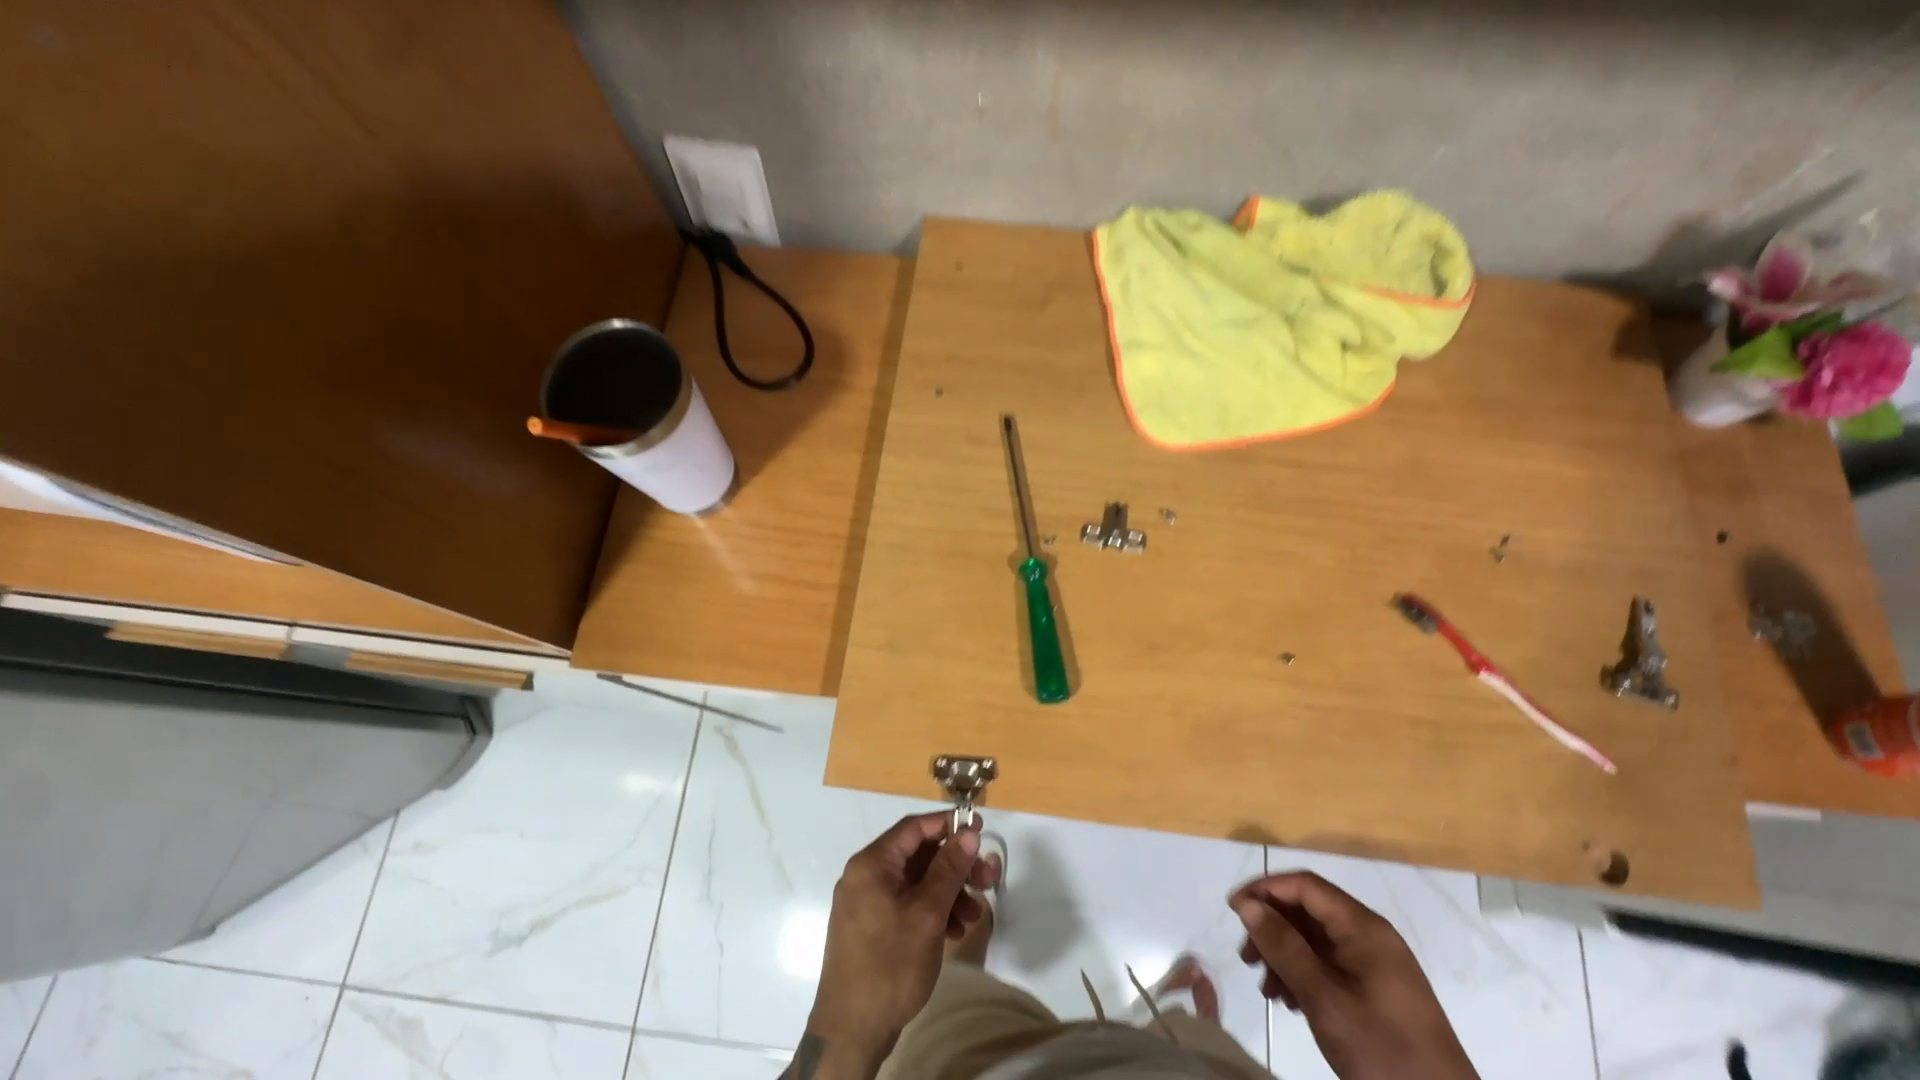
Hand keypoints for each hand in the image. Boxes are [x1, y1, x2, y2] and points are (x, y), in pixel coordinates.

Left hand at [796, 812, 998, 1078]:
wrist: (852, 1029)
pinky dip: (933, 912)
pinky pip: (907, 905)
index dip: (948, 825)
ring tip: (975, 917)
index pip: (913, 827)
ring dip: (949, 893)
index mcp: (871, 864)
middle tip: (989, 880)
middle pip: (917, 856)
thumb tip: (968, 833)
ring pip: (916, 883)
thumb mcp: (927, 914)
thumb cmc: (890, 964)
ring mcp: (867, 904)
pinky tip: (955, 933)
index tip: (981, 831)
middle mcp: (865, 877)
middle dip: (955, 866)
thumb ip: (948, 869)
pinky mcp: (872, 928)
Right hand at [1231, 871, 1478, 1079]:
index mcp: (1363, 928)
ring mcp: (1374, 963)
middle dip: (1272, 927)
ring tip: (1267, 989)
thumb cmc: (1381, 1048)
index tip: (1232, 911)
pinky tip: (1290, 1001)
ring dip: (1284, 955)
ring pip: (1315, 940)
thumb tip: (1248, 904)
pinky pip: (1329, 965)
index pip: (1305, 886)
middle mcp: (1370, 936)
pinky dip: (1303, 975)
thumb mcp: (1323, 998)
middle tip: (1246, 959)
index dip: (1265, 890)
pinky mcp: (1375, 989)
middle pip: (1308, 911)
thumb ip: (1284, 947)